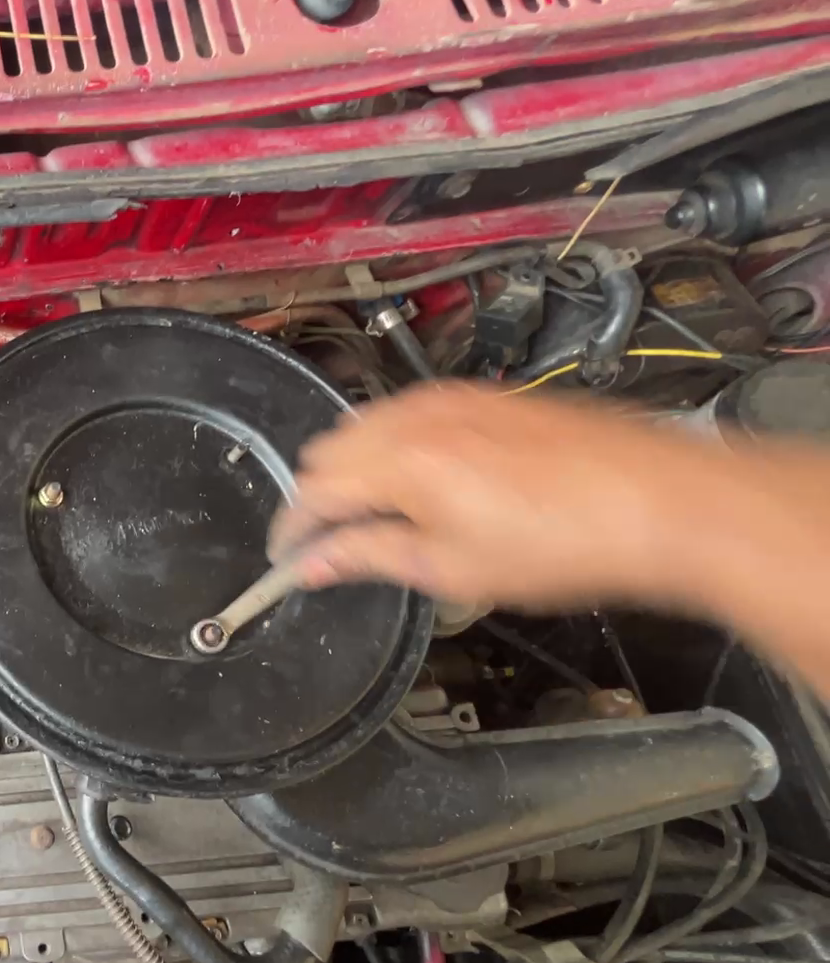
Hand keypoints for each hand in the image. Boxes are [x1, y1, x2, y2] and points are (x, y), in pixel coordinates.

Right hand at [267, 383, 781, 610]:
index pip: (309, 494)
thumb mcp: (450, 568)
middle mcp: (412, 419)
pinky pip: (400, 413)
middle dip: (317, 497)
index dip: (290, 532)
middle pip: (323, 454)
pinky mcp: (478, 394)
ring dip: (350, 469)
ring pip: (357, 428)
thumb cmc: (568, 543)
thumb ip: (363, 557)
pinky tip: (420, 478)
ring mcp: (447, 399)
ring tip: (380, 511)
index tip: (287, 557)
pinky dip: (388, 444)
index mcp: (398, 464)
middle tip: (336, 539)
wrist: (674, 502)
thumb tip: (309, 566)